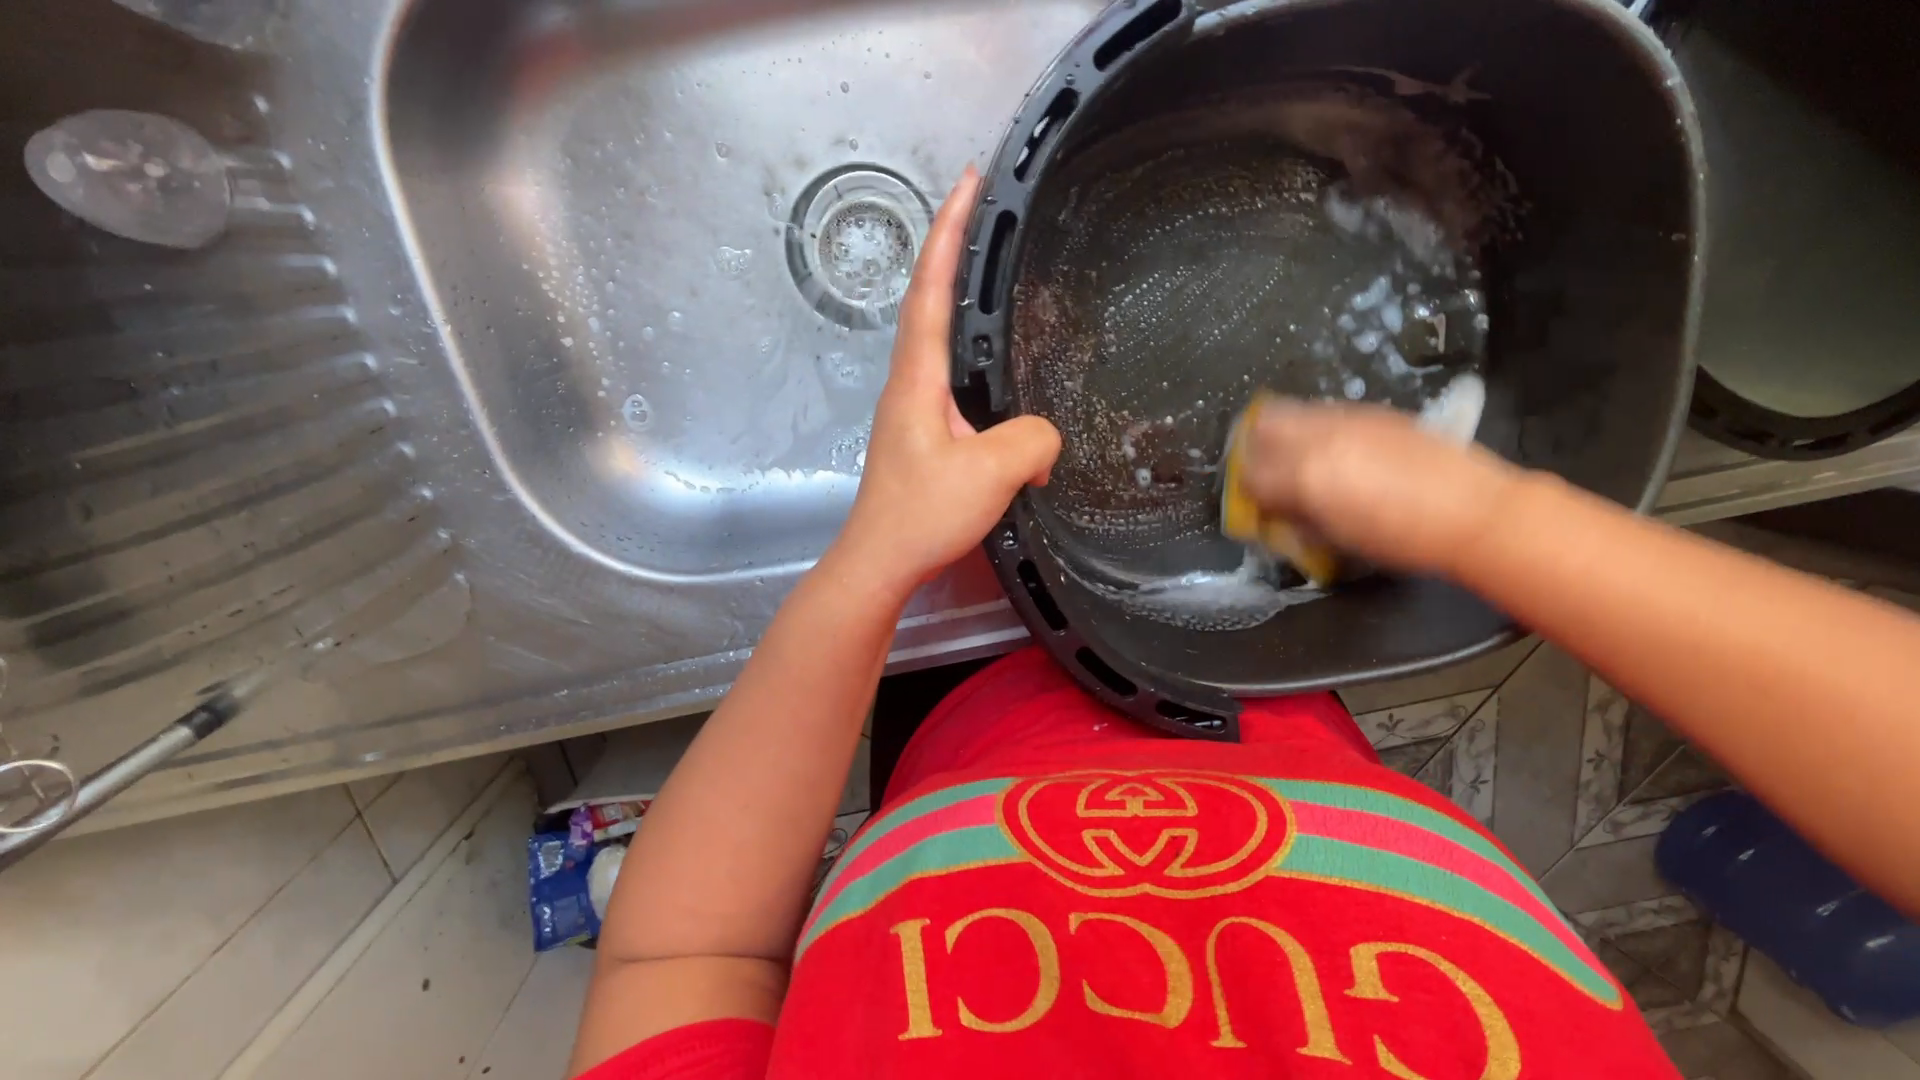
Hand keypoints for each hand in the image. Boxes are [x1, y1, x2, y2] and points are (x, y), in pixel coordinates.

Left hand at [830, 167, 1061, 596]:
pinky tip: (999, 371)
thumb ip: (1032, 440)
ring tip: (993, 276)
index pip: (932, 291)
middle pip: (929, 302)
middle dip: (952, 249)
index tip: (968, 182)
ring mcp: (912, 409)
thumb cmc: (923, 514)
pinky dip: (976, 359)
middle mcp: (909, 383)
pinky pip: (954, 380)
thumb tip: (1044, 440)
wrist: (880, 561)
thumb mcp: (991, 472)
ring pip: (940, 341)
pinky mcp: (923, 434)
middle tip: (982, 210)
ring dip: (961, 301)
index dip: (949, 233)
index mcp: (917, 379)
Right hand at [1236, 399, 1529, 577]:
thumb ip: (1299, 518)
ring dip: (1286, 431)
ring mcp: (1348, 419)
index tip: (1258, 501)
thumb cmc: (1403, 540)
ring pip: (1294, 410)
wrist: (1474, 512)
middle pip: (1262, 423)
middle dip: (1256, 444)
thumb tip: (1280, 509)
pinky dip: (1319, 428)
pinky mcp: (1375, 412)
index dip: (1248, 490)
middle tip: (1266, 466)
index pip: (1251, 474)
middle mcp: (1319, 438)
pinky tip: (1339, 450)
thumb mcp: (1338, 538)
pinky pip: (1328, 412)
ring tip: (1300, 456)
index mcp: (1306, 477)